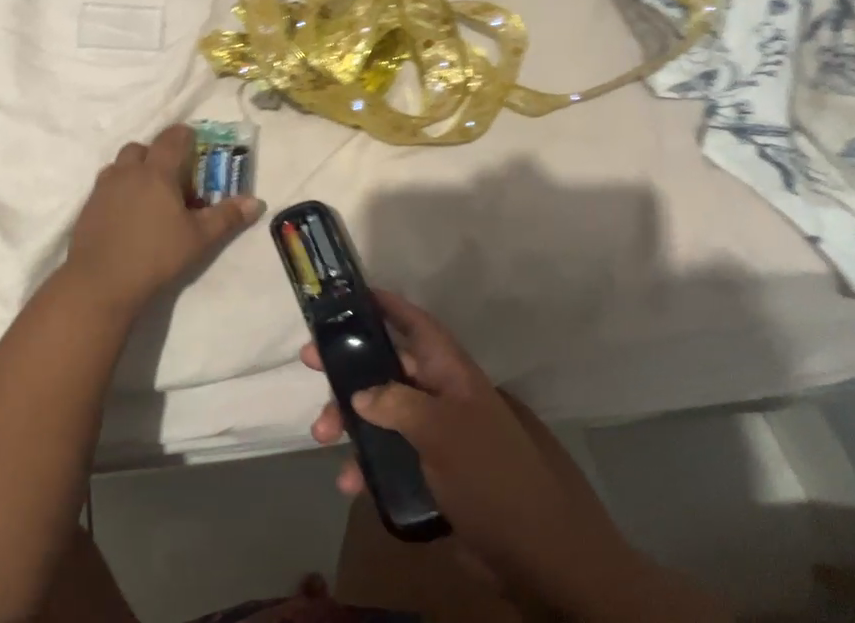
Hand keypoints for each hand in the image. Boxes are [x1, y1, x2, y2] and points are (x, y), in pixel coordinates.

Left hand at [63, 125, 261, 314]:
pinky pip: (105, 186)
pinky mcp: (87, 207)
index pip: (170, 139)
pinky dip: (118, 189)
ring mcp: (102, 189)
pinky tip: (127, 214)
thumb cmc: (156, 255)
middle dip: (156, 153)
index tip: (193, 139)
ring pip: (119, 165)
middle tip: (172, 174)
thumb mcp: (199, 239)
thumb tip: (255, 202)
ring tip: (149, 194)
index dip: (183, 135)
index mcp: (155, 173)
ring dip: (134, 170)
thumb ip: (226, 217)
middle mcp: (126, 173)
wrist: (101, 281)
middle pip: (140, 148)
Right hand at [305, 289, 727, 621]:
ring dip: (351, 422)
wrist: (544, 559)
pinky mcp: (439, 478)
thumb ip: (396, 402)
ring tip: (322, 437)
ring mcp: (444, 440)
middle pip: (391, 368)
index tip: (354, 294)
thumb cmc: (495, 480)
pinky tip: (352, 484)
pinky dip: (369, 466)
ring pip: (385, 415)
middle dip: (350, 366)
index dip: (390, 307)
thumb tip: (361, 392)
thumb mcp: (443, 432)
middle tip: (311, 363)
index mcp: (456, 379)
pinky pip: (393, 459)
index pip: (420, 327)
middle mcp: (448, 401)